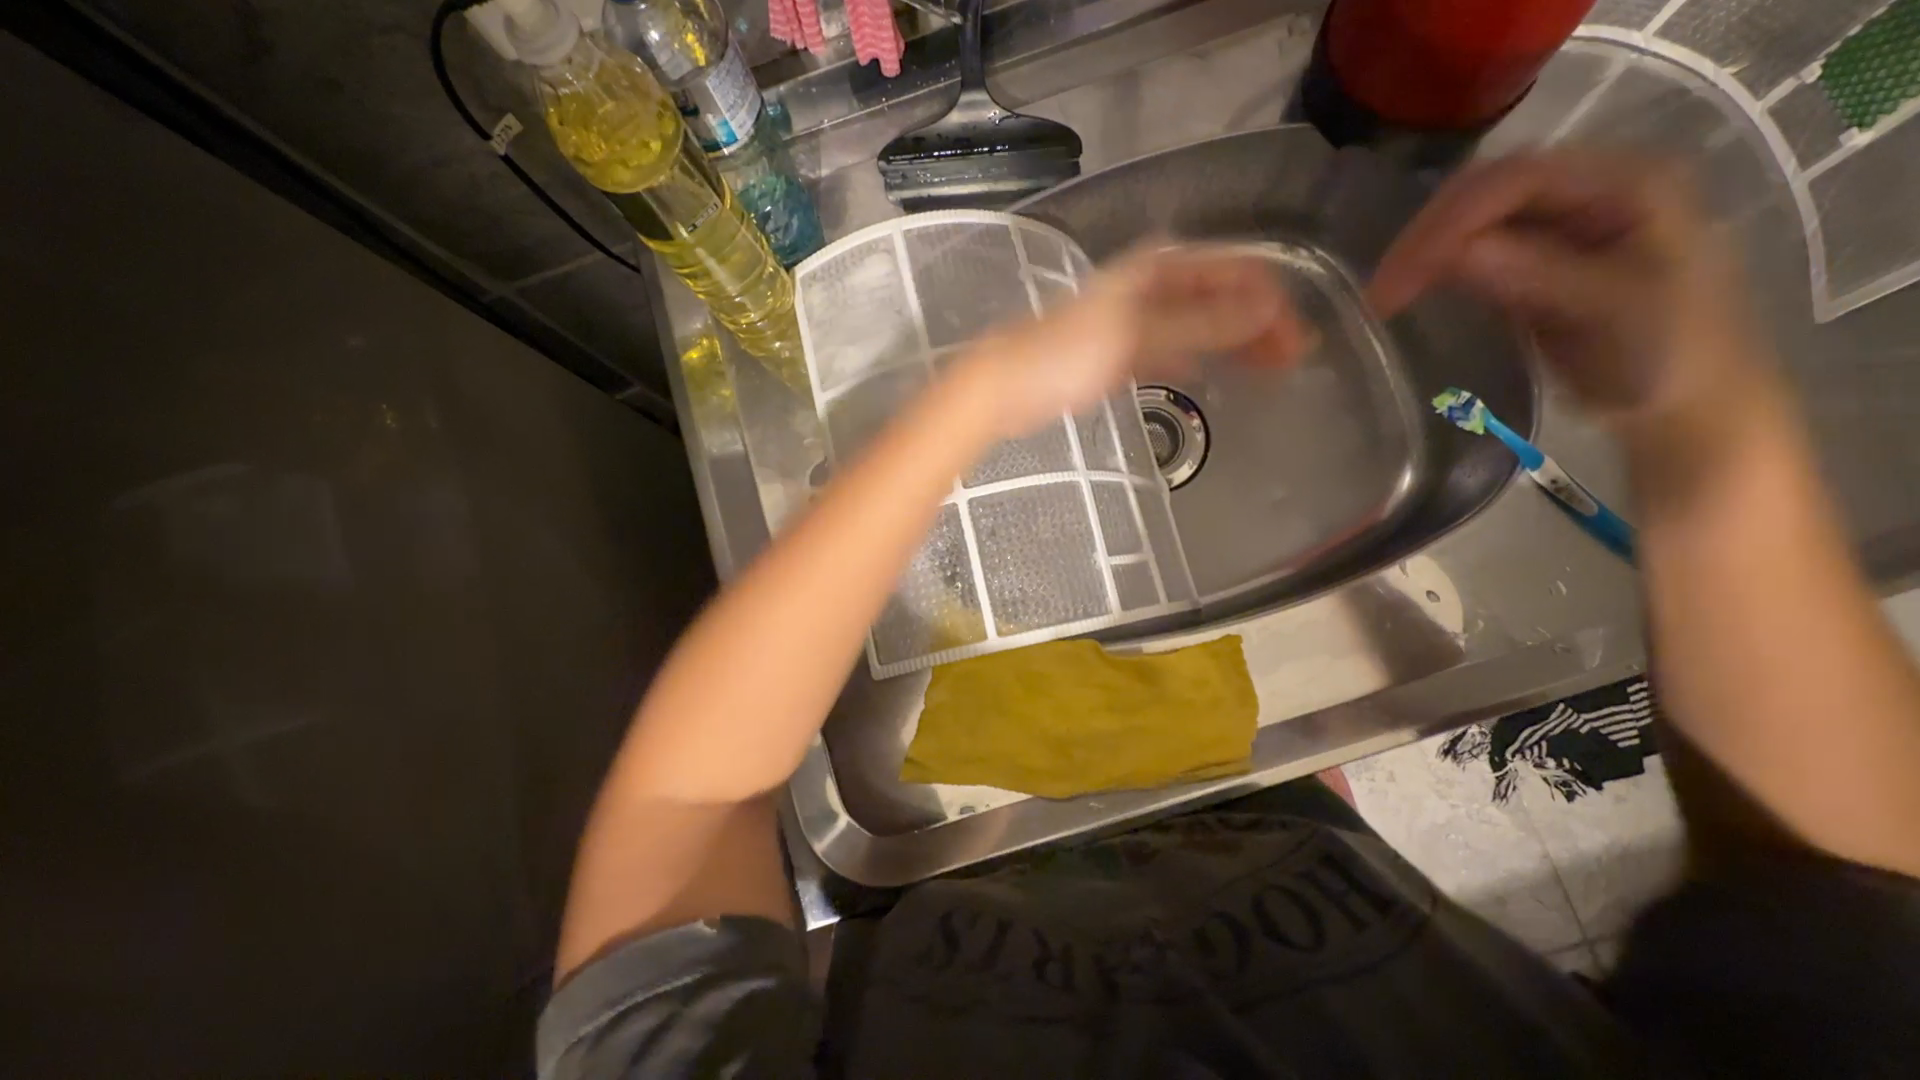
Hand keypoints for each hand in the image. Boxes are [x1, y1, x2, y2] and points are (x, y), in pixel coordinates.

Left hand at [956, 244, 1309, 437]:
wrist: (1003, 385)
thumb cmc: (1065, 355)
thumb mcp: (1139, 334)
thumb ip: (1202, 322)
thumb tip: (1266, 306)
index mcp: (1155, 268)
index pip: (1231, 268)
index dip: (1268, 298)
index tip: (1296, 336)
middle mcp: (1148, 285)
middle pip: (1218, 294)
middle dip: (1257, 320)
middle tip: (1292, 358)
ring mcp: (1132, 318)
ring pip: (1197, 322)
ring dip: (1231, 341)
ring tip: (1267, 368)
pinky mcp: (1116, 350)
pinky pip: (1169, 348)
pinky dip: (1192, 358)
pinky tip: (1207, 374)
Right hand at [1368, 152, 1763, 423]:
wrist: (1694, 407)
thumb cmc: (1673, 359)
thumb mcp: (1613, 313)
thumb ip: (1539, 276)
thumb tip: (1454, 255)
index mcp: (1628, 182)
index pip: (1518, 179)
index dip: (1451, 221)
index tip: (1399, 277)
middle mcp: (1593, 188)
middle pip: (1490, 190)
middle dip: (1429, 235)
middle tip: (1381, 290)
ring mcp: (1565, 223)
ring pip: (1476, 217)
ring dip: (1427, 250)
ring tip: (1389, 293)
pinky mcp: (1540, 260)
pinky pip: (1479, 247)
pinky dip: (1441, 266)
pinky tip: (1415, 291)